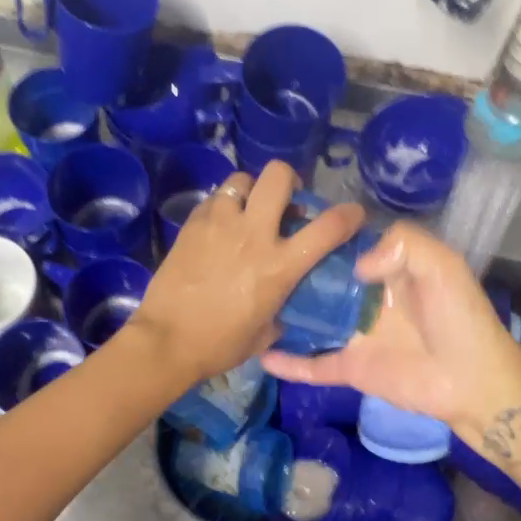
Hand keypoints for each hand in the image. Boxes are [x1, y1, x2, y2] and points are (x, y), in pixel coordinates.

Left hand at [129, 161, 365, 382]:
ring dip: (251, 191)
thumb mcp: (265, 333)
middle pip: (279, 175)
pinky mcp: (192, 224)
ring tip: (248, 211)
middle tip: (286, 202)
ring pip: (242, 179)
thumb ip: (281, 309)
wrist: (167, 341)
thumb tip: (283, 303)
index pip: (329, 227)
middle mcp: (254, 234)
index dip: (349, 215)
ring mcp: (220, 224)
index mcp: (280, 266)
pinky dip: (224, 207)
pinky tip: (220, 227)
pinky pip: (215, 199)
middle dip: (289, 181)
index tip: (352, 216)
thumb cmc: (220, 345)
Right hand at [260, 222, 520, 433]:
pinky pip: (314, 365)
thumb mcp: (442, 265)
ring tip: (249, 305)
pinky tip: (260, 355)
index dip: (322, 241)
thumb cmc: (460, 318)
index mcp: (390, 272)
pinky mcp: (352, 368)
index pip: (348, 251)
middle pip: (323, 286)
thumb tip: (356, 267)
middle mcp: (368, 301)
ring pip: (312, 323)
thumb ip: (403, 244)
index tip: (288, 229)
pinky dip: (289, 363)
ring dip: (285, 317)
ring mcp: (357, 336)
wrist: (472, 379)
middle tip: (256, 266)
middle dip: (294, 277)